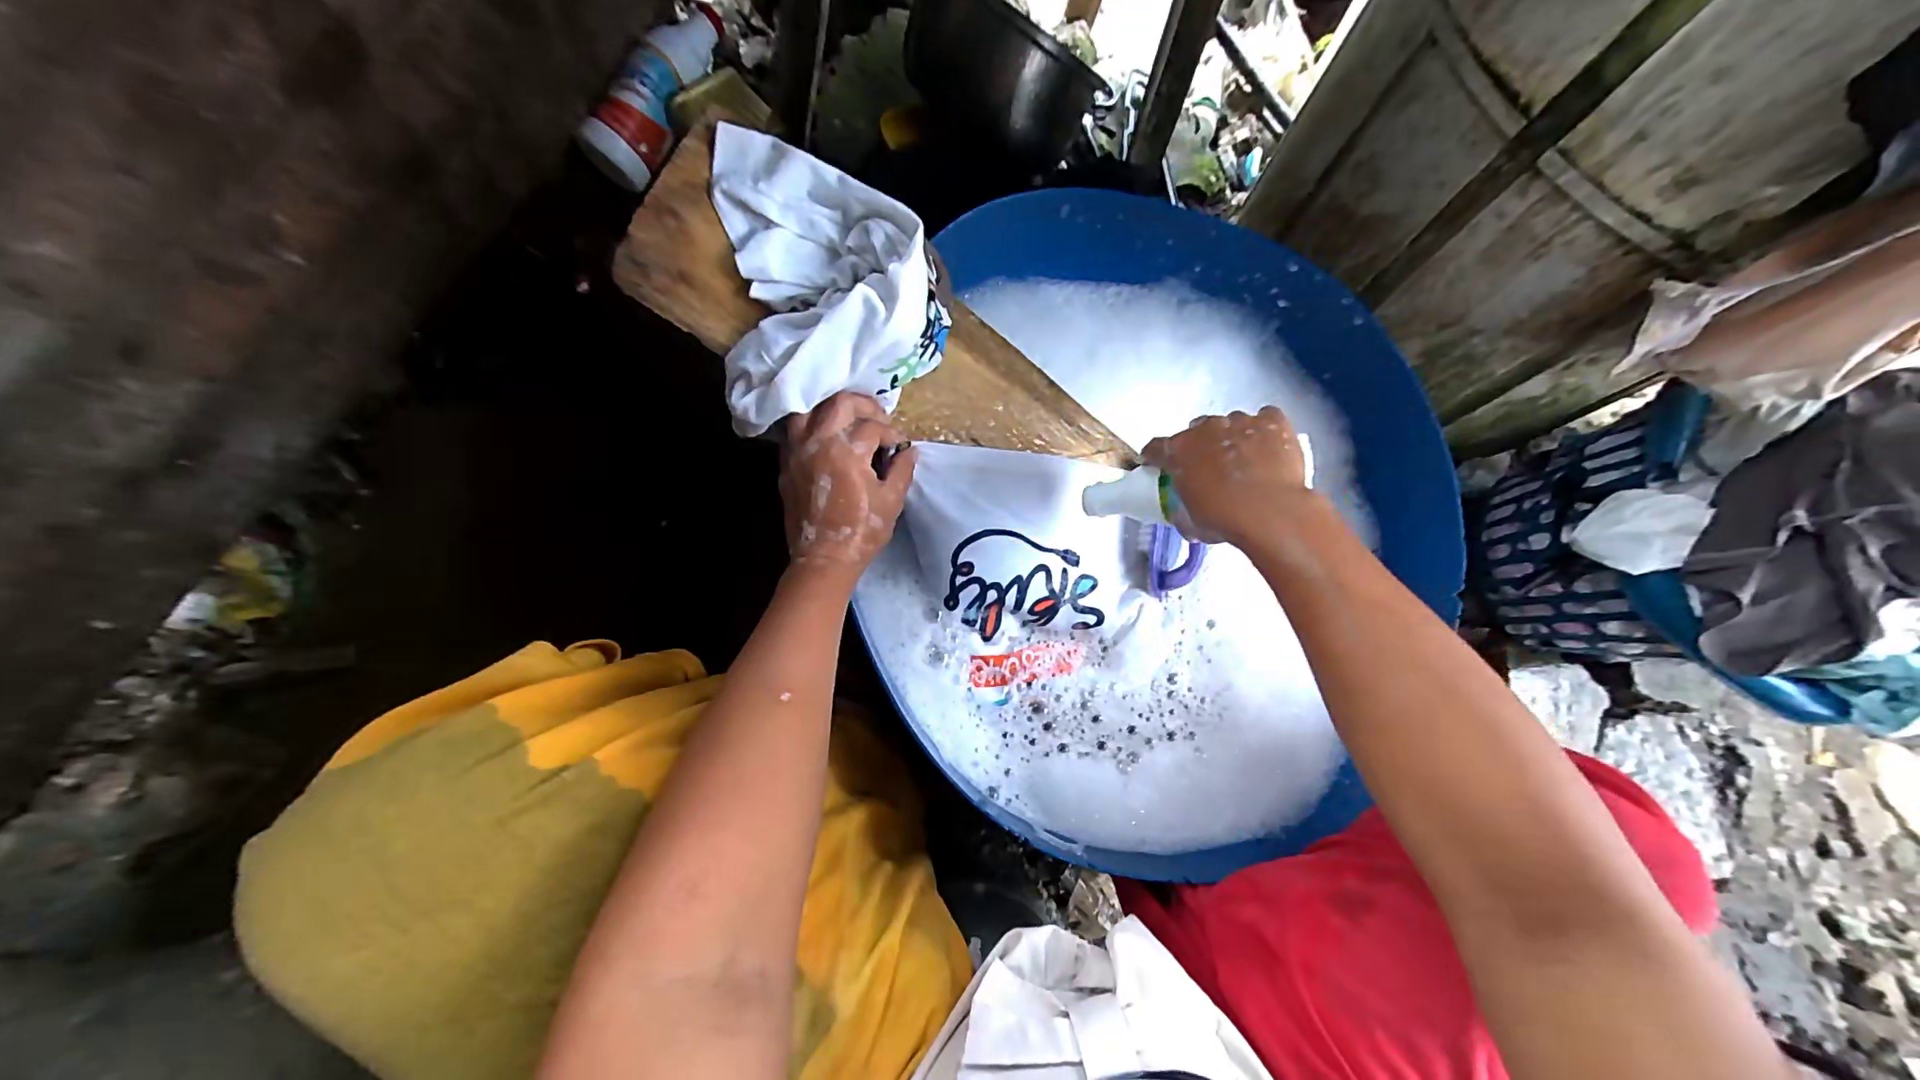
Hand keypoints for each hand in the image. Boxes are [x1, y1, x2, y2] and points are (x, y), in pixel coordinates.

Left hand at [778, 392, 916, 579]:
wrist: (823, 559)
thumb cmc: (862, 532)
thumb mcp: (892, 501)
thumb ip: (902, 470)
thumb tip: (908, 451)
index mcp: (847, 451)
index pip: (872, 426)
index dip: (891, 433)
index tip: (898, 446)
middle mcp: (818, 442)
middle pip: (839, 403)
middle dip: (864, 406)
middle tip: (878, 419)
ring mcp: (797, 452)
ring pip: (809, 411)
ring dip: (831, 411)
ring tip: (848, 422)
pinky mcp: (786, 465)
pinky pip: (795, 433)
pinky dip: (812, 428)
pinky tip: (827, 440)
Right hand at [1142, 406, 1312, 545]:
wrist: (1271, 513)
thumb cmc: (1224, 519)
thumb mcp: (1190, 521)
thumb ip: (1181, 510)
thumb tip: (1183, 512)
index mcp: (1179, 451)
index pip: (1157, 447)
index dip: (1157, 457)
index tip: (1160, 464)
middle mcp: (1206, 429)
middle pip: (1197, 429)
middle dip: (1201, 445)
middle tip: (1211, 467)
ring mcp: (1241, 422)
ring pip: (1232, 422)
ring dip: (1233, 437)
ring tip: (1246, 460)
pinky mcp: (1272, 422)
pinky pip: (1266, 418)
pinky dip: (1266, 430)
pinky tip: (1270, 447)